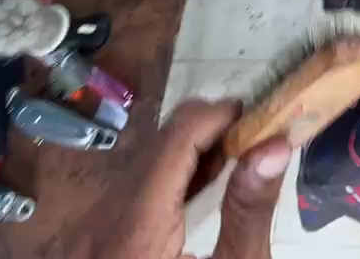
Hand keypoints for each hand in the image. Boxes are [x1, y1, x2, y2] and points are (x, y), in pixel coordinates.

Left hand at [85, 99, 295, 258]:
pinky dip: (169, 178)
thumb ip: (249, 211)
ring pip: (143, 160)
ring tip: (236, 169)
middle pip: (160, 141)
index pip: (179, 132)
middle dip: (214, 132)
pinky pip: (129, 188)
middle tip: (258, 146)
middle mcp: (95, 223)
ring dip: (193, 152)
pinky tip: (198, 197)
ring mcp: (83, 236)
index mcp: (132, 230)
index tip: (265, 120)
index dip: (224, 114)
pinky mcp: (85, 247)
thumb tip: (276, 143)